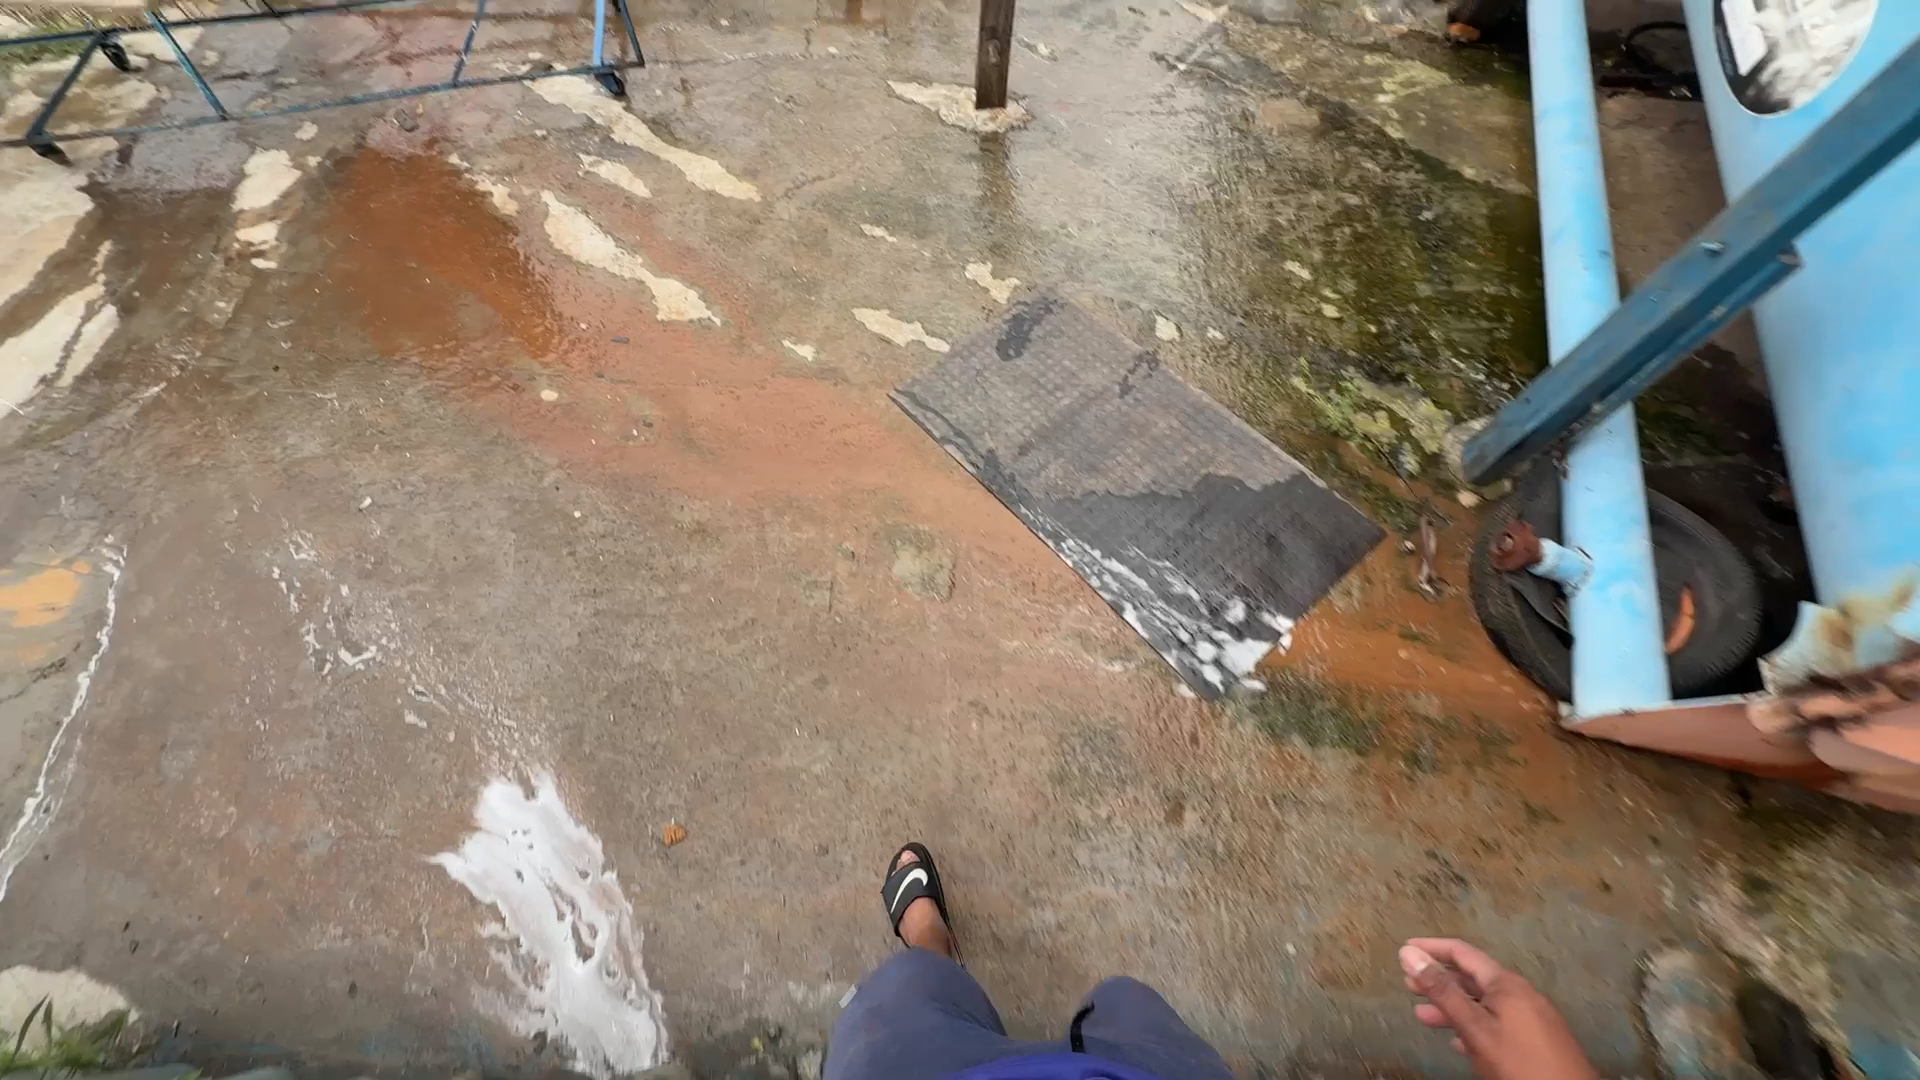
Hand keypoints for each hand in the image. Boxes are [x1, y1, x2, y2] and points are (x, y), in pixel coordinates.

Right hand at [1399, 938, 1599, 1079]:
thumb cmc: (1519, 1064)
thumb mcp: (1474, 1027)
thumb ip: (1441, 990)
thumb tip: (1408, 952)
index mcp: (1508, 984)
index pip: (1462, 952)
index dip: (1431, 948)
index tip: (1404, 950)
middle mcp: (1523, 994)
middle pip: (1472, 977)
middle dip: (1439, 981)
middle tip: (1410, 987)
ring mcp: (1535, 1019)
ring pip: (1484, 1003)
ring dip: (1453, 1007)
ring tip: (1425, 1017)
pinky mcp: (1541, 1042)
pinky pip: (1499, 1022)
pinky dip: (1474, 1023)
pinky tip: (1459, 1041)